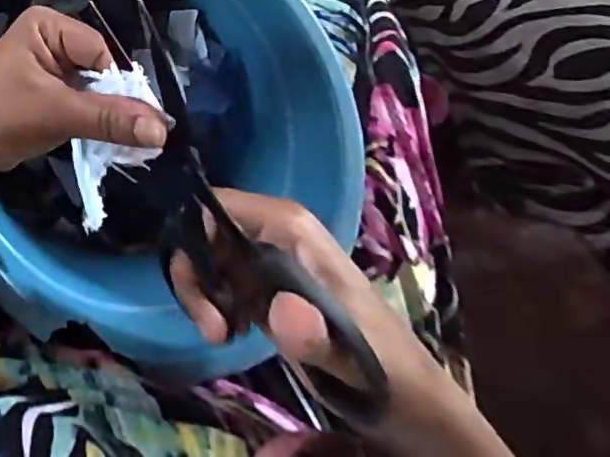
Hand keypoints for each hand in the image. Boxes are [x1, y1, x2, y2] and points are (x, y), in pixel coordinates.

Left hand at [0, 6, 169, 172]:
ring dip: (103, 113)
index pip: (99, 50)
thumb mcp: (57, 113)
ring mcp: (46, 63)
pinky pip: (80, 99)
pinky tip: (100, 138)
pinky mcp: (46, 89)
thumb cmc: (0, 116)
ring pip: (92, 86)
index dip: (117, 85)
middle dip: (111, 100)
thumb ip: (109, 118)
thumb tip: (163, 128)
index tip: (134, 120)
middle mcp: (48, 36)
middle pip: (98, 67)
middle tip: (131, 133)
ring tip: (113, 139)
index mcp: (46, 24)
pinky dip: (91, 119)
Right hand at [171, 190, 509, 456]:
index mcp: (290, 226)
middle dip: (196, 274)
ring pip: (209, 255)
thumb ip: (315, 336)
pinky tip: (231, 334)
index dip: (195, 238)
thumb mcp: (351, 360)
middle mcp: (275, 230)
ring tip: (221, 335)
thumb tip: (279, 310)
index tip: (203, 292)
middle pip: (206, 230)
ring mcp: (270, 256)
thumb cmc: (385, 371)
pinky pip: (222, 279)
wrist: (414, 405)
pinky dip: (215, 305)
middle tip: (211, 328)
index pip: (216, 204)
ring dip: (203, 294)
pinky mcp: (267, 283)